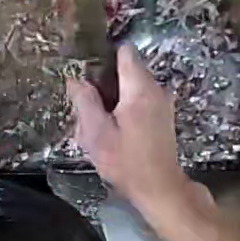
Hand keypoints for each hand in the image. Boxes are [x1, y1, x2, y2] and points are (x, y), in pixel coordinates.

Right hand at [68, 45, 198, 214]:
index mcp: (140, 88)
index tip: (87, 74)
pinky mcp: (163, 116)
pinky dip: (124, 110)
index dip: (103, 58)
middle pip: (125, 71)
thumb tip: (75, 80)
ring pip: (130, 88)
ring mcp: (163, 102)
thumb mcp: (97, 133)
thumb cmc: (127, 162)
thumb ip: (85, 102)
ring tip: (98, 125)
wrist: (160, 188)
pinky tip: (113, 132)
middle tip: (87, 109)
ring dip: (112, 101)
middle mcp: (156, 89)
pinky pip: (139, 101)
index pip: (124, 52)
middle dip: (104, 85)